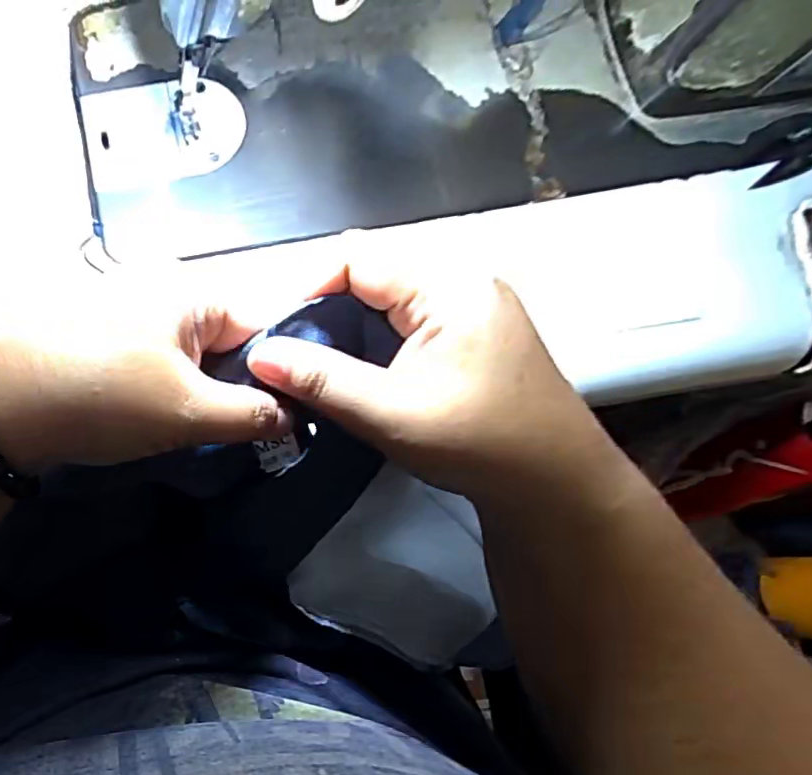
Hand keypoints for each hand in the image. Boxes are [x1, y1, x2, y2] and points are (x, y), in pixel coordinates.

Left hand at [0, 274, 295, 469]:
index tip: (280, 416)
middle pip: (225, 342)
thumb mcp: (188, 412)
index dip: (276, 372)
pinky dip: (167, 391)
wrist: (9, 410)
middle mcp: (164, 292)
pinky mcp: (106, 340)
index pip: (262, 325)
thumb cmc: (108, 400)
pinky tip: (158, 419)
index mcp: (193, 293)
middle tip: (233, 432)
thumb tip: (291, 415)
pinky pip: (158, 363)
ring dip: (199, 394)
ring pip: (190, 358)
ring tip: (193, 430)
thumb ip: (251, 415)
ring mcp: (131, 314)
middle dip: (234, 387)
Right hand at [243, 247, 612, 498]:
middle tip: (283, 347)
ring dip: (345, 324)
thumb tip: (261, 356)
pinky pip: (406, 320)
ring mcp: (470, 308)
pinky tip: (351, 368)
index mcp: (449, 285)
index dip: (305, 284)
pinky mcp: (469, 336)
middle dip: (321, 305)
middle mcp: (462, 282)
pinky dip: (371, 338)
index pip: (358, 256)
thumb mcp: (388, 412)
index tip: (271, 328)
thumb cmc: (476, 443)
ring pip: (387, 298)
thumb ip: (321, 380)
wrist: (550, 481)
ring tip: (307, 359)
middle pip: (373, 272)